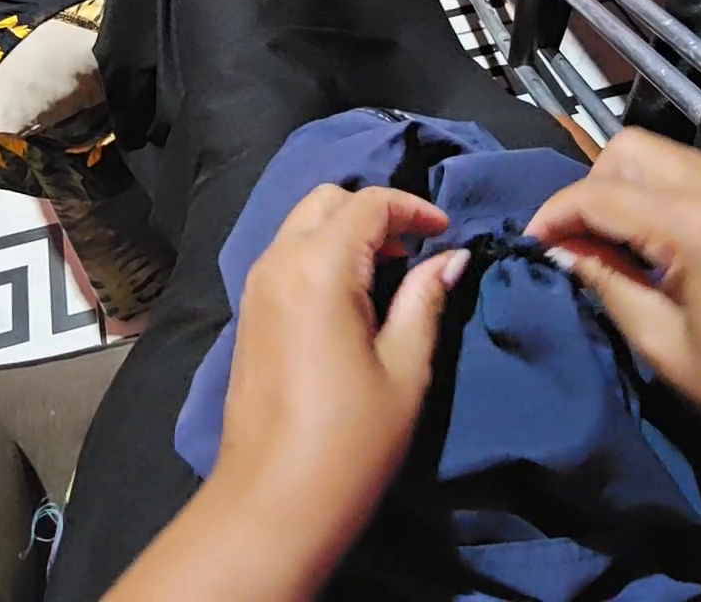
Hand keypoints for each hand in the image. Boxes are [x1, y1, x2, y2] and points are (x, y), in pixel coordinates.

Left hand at [215, 186, 468, 561]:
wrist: (270, 502)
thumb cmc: (350, 440)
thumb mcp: (404, 368)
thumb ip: (425, 299)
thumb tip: (451, 257)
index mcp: (319, 266)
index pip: (367, 204)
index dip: (412, 207)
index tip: (445, 232)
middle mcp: (279, 260)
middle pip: (327, 199)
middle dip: (374, 211)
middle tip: (413, 249)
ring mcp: (256, 283)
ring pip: (302, 222)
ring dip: (346, 228)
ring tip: (388, 269)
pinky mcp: (249, 308)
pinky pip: (287, 252)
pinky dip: (321, 249)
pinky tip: (351, 293)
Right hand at [526, 129, 700, 477]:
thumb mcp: (664, 346)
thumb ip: (604, 281)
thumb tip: (560, 251)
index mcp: (696, 224)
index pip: (598, 193)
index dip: (553, 215)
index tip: (531, 245)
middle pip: (626, 149)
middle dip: (588, 188)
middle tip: (577, 242)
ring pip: (656, 153)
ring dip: (620, 186)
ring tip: (610, 242)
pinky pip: (686, 173)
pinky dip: (653, 192)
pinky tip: (652, 242)